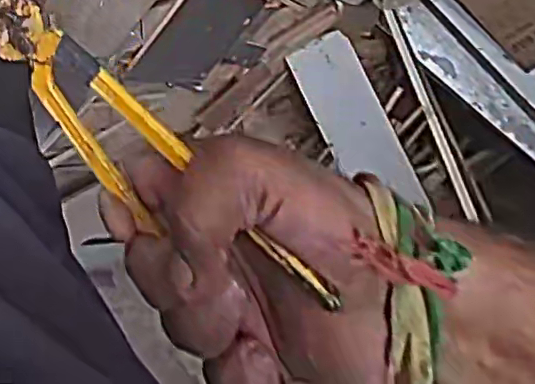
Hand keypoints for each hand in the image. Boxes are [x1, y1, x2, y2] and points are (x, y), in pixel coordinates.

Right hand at [101, 135, 391, 383]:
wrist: (411, 312)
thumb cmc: (348, 229)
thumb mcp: (257, 170)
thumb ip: (196, 191)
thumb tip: (172, 246)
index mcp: (199, 190)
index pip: (130, 189)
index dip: (122, 208)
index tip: (134, 224)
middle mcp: (204, 242)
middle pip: (141, 259)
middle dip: (172, 274)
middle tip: (217, 273)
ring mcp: (223, 299)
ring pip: (170, 316)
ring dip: (207, 322)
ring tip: (250, 312)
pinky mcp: (245, 354)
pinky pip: (210, 370)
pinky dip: (236, 369)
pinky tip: (264, 353)